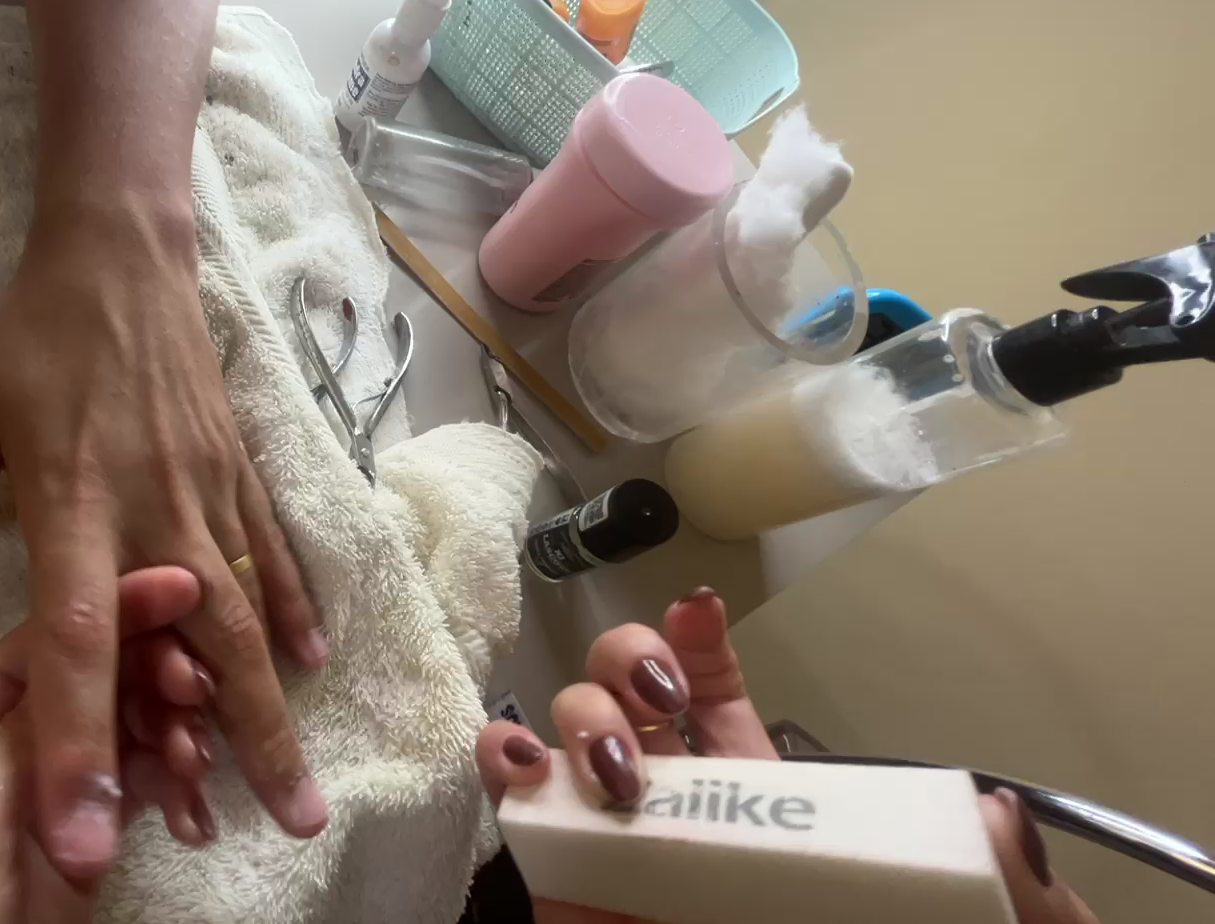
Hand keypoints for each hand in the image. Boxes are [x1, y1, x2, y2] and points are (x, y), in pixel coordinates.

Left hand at [0, 204, 327, 878]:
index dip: (79, 740)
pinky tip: (310, 657)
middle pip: (197, 635)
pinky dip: (292, 605)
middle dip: (235, 737)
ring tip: (301, 774)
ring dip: (275, 694)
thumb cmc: (40, 333)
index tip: (90, 835)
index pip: (76, 634)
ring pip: (247, 603)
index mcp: (73, 496)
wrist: (122, 258)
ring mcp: (208, 484)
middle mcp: (153, 502)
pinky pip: (269, 546)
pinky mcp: (238, 464)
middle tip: (279, 823)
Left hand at [0, 566, 208, 923]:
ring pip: (137, 721)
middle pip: (106, 672)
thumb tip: (101, 669)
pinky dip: (180, 783)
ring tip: (196, 767)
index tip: (186, 584)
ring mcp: (65, 777)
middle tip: (197, 693)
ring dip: (178, 731)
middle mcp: (22, 731)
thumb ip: (22, 735)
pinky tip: (196, 812)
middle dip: (160, 673)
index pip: (51, 635)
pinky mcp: (101, 822)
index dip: (119, 606)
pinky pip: (152, 778)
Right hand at [474, 588, 1099, 923]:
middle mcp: (669, 789)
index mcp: (751, 792)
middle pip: (626, 678)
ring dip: (577, 711)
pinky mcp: (555, 862)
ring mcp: (606, 819)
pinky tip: (522, 759)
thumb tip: (996, 816)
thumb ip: (1002, 893)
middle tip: (658, 705)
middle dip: (628, 657)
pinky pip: (514, 790)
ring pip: (566, 717)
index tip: (698, 610)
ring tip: (614, 768)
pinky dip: (503, 754)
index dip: (695, 636)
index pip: (712, 687)